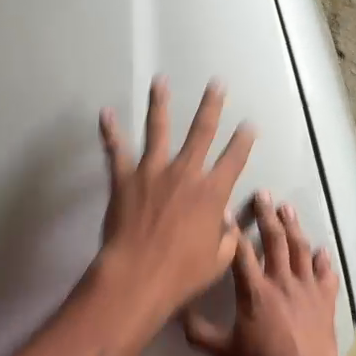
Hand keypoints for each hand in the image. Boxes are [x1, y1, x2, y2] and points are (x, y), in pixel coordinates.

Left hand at [94, 78, 253, 328]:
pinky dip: (110, 131)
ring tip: (160, 80)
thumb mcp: (218, 260)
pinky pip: (116, 150)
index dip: (243, 141)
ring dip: (160, 102)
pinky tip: (105, 113)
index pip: (234, 160)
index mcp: (211, 193)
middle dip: (211, 105)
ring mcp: (153, 171)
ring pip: (158, 129)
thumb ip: (227, 237)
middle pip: (201, 131)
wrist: (138, 275)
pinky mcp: (125, 178)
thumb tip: (228, 222)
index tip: (249, 124)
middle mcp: (185, 173)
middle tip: (216, 83)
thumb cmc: (182, 274)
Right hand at [183, 190, 342, 355]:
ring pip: (300, 249)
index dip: (233, 229)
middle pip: (275, 240)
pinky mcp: (326, 300)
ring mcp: (307, 289)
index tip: (226, 210)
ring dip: (294, 226)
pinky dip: (323, 261)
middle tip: (264, 194)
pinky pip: (326, 274)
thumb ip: (200, 334)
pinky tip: (321, 251)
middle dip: (267, 215)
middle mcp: (281, 281)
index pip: (241, 251)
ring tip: (288, 208)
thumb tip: (176, 316)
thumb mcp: (225, 353)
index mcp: (255, 290)